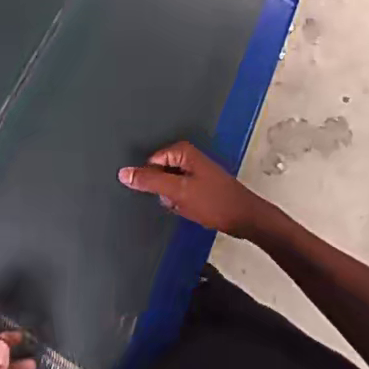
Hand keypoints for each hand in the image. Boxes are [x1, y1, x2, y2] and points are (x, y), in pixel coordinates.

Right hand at [117, 141, 282, 239]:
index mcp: (183, 150)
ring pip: (168, 185)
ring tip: (185, 205)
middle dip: (162, 190)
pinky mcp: (199, 184)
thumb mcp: (178, 192)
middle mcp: (188, 156)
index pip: (150, 163)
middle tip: (175, 200)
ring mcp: (194, 170)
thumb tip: (124, 173)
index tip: (162, 192)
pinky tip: (191, 209)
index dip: (151, 180)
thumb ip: (150, 181)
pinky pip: (179, 192)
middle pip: (158, 173)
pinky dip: (180, 202)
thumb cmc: (214, 202)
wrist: (244, 218)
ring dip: (172, 198)